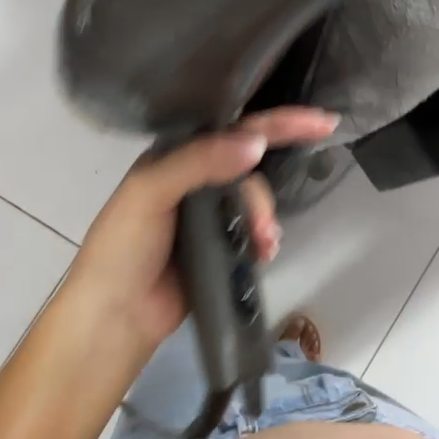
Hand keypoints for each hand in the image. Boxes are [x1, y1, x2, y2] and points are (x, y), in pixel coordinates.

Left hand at [56, 108, 339, 360]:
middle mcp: (193, 180)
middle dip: (263, 198)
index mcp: (174, 157)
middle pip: (249, 170)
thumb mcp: (151, 192)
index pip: (231, 129)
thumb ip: (200, 162)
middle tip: (265, 229)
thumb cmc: (123, 248)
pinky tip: (262, 255)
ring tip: (260, 249)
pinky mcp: (219, 246)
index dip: (277, 123)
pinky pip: (253, 231)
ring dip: (265, 221)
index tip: (322, 123)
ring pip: (255, 203)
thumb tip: (255, 143)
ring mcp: (207, 215)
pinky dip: (264, 240)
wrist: (115, 315)